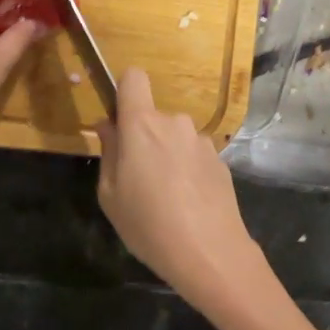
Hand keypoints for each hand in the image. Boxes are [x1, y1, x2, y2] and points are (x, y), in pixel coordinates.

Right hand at [97, 68, 269, 309]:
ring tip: (166, 197)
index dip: (124, 93)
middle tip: (138, 179)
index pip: (133, 78)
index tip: (119, 122)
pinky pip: (194, 157)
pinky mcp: (221, 161)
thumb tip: (109, 126)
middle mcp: (175, 123)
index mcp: (142, 125)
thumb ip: (108, 152)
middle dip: (144, 138)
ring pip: (176, 138)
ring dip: (168, 156)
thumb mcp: (110, 195)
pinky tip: (188, 204)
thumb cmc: (148, 225)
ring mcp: (202, 141)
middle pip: (154, 117)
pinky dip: (188, 171)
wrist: (209, 252)